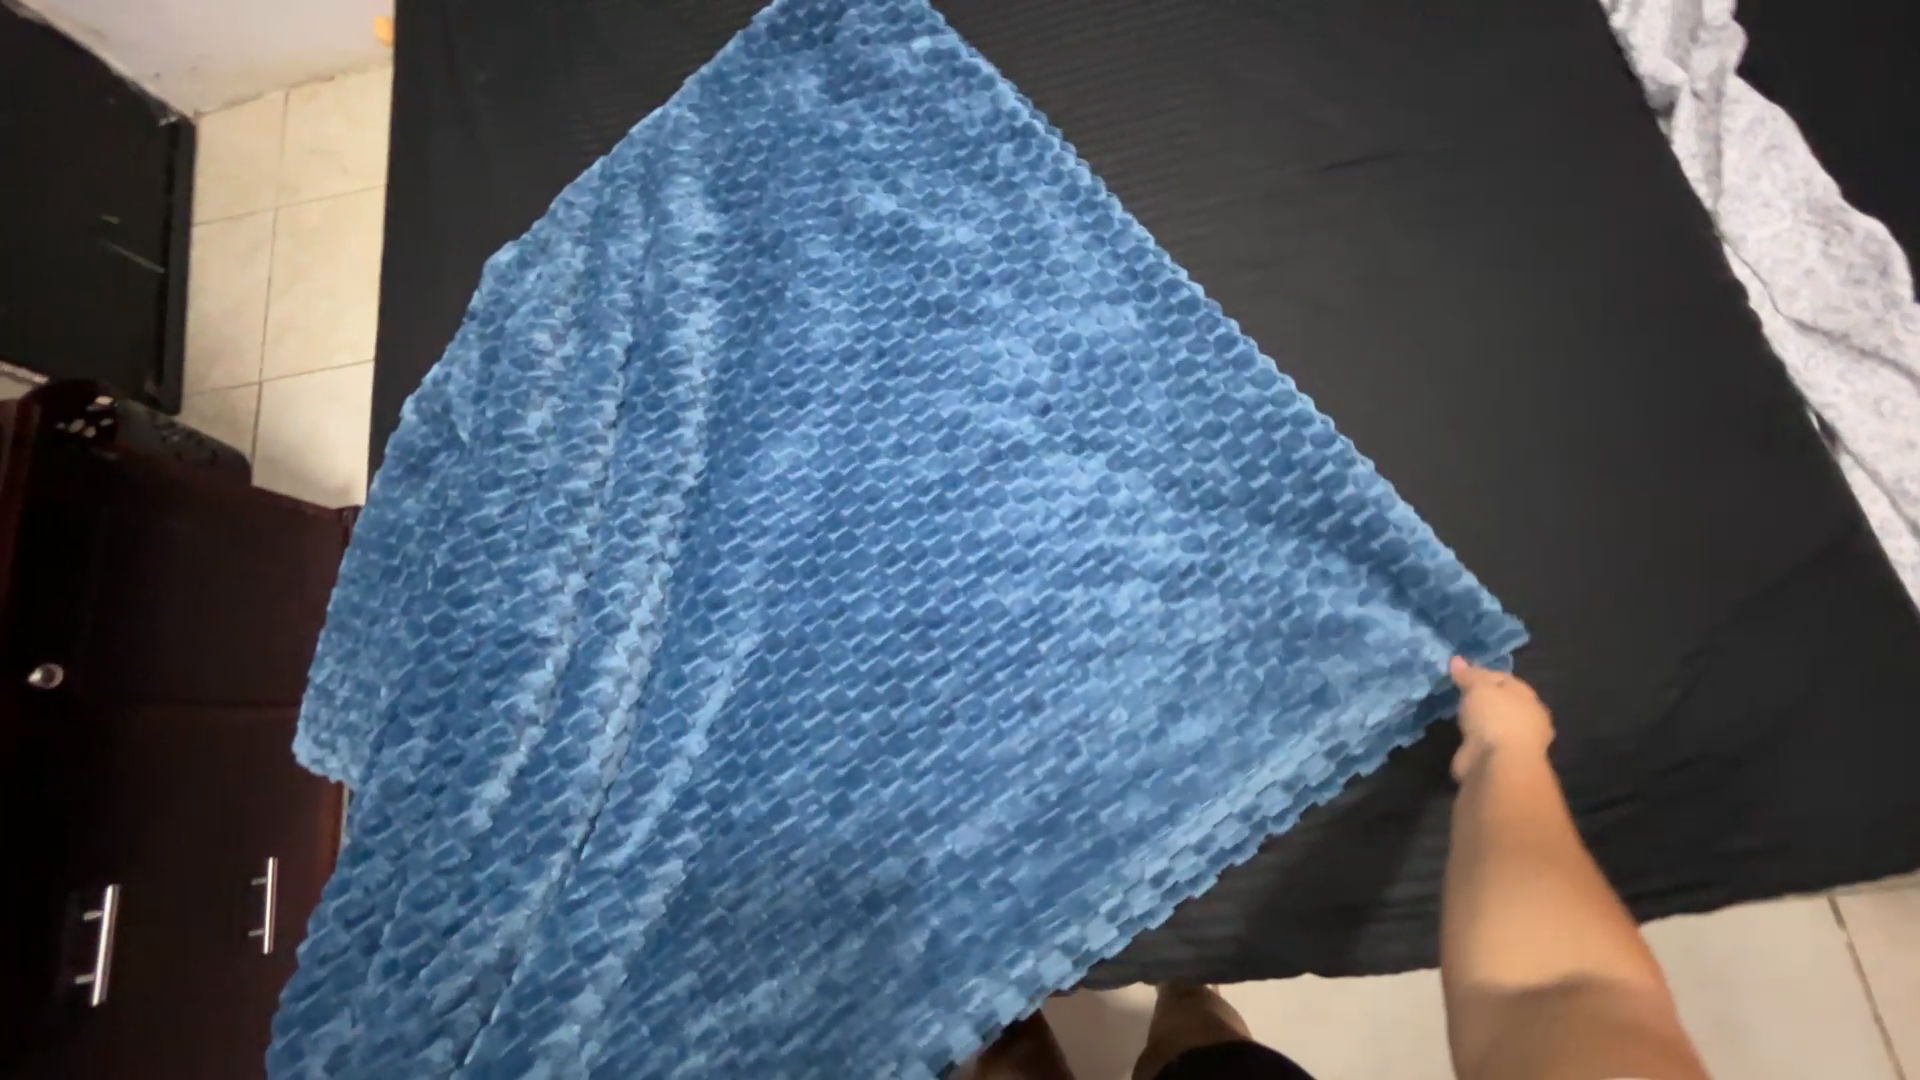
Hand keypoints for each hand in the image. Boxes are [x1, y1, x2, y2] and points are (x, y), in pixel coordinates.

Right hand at [1448, 657, 1554, 781]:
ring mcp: (1512, 741)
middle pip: (1500, 701)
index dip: (1483, 674)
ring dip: (1476, 717)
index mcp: (1529, 701)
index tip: (1459, 673)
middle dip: (1481, 696)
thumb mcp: (1480, 688)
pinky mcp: (1497, 757)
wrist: (1497, 763)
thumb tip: (1456, 659)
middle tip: (1455, 690)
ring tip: (1453, 710)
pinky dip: (1471, 733)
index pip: (1506, 680)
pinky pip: (1481, 738)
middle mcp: (1526, 720)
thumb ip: (1469, 674)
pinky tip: (1457, 730)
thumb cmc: (1495, 718)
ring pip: (1491, 721)